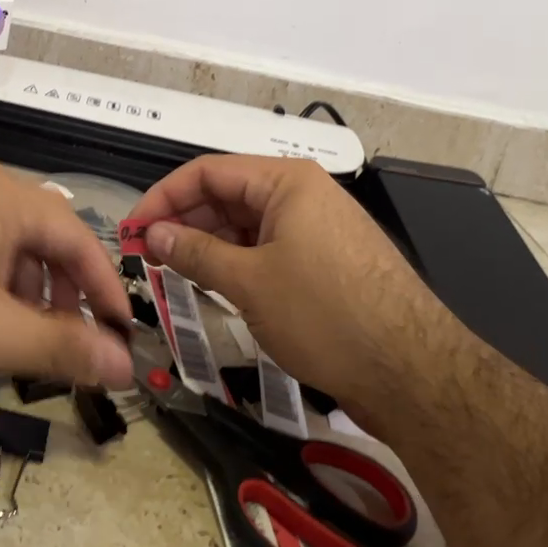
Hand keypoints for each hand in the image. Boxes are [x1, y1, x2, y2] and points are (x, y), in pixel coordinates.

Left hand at [0, 166, 133, 399]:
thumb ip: (66, 346)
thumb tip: (126, 364)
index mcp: (3, 200)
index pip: (77, 236)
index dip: (105, 287)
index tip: (123, 333)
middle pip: (45, 242)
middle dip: (66, 294)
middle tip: (74, 342)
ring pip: (10, 255)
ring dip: (30, 300)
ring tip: (27, 345)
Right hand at [126, 156, 457, 417]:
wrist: (415, 374)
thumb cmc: (325, 315)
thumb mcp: (250, 282)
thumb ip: (194, 251)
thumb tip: (152, 233)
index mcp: (286, 181)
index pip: (208, 172)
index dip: (164, 197)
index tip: (132, 228)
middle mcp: (303, 193)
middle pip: (228, 195)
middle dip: (184, 221)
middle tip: (146, 255)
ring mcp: (318, 227)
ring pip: (247, 224)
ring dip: (208, 244)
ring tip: (173, 272)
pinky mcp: (327, 260)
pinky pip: (269, 247)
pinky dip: (238, 261)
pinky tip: (216, 283)